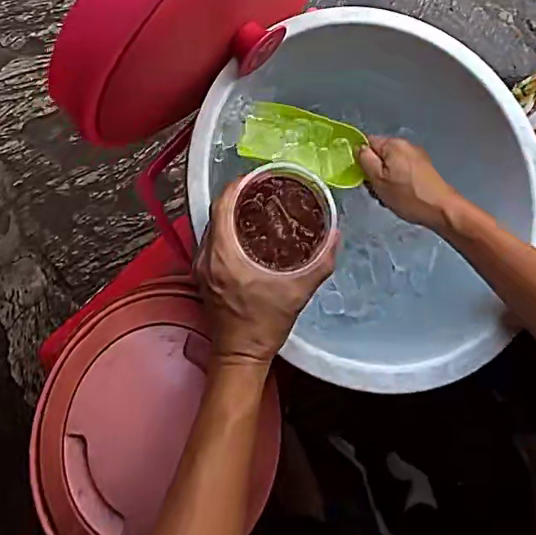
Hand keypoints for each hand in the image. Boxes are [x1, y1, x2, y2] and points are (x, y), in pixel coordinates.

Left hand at [194, 184, 336, 366]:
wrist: (239, 358)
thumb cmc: (263, 326)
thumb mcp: (297, 292)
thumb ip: (320, 262)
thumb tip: (335, 235)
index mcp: (223, 255)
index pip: (222, 206)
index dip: (236, 186)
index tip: (253, 176)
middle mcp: (206, 258)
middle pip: (215, 213)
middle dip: (235, 197)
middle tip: (258, 188)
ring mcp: (200, 268)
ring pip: (211, 227)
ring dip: (228, 213)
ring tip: (252, 204)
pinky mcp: (201, 277)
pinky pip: (209, 242)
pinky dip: (223, 230)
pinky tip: (241, 231)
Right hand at [357, 136, 461, 231]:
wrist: (442, 209)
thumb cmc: (408, 196)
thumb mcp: (378, 180)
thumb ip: (364, 160)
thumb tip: (359, 147)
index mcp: (393, 144)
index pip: (367, 142)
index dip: (361, 159)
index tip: (363, 176)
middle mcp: (406, 145)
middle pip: (379, 154)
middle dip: (374, 172)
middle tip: (377, 190)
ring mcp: (416, 156)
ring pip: (390, 165)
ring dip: (386, 179)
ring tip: (390, 196)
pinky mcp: (423, 168)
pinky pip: (402, 171)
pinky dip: (398, 182)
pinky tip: (402, 196)